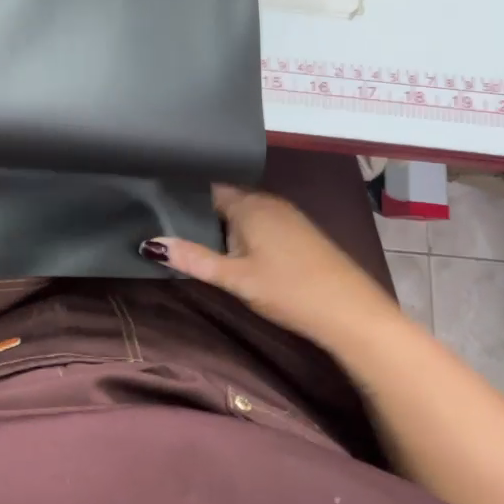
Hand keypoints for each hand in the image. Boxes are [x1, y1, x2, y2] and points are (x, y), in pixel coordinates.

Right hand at [145, 184, 401, 344]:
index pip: (205, 188)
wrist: (353, 315)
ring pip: (242, 212)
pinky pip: (259, 222)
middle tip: (163, 224)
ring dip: (221, 224)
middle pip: (223, 199)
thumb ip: (194, 259)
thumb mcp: (235, 278)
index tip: (153, 204)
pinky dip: (241, 232)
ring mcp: (287, 216)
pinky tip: (232, 251)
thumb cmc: (290, 290)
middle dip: (198, 212)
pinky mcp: (300, 233)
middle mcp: (267, 201)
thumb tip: (150, 243)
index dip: (180, 195)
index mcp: (249, 204)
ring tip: (191, 237)